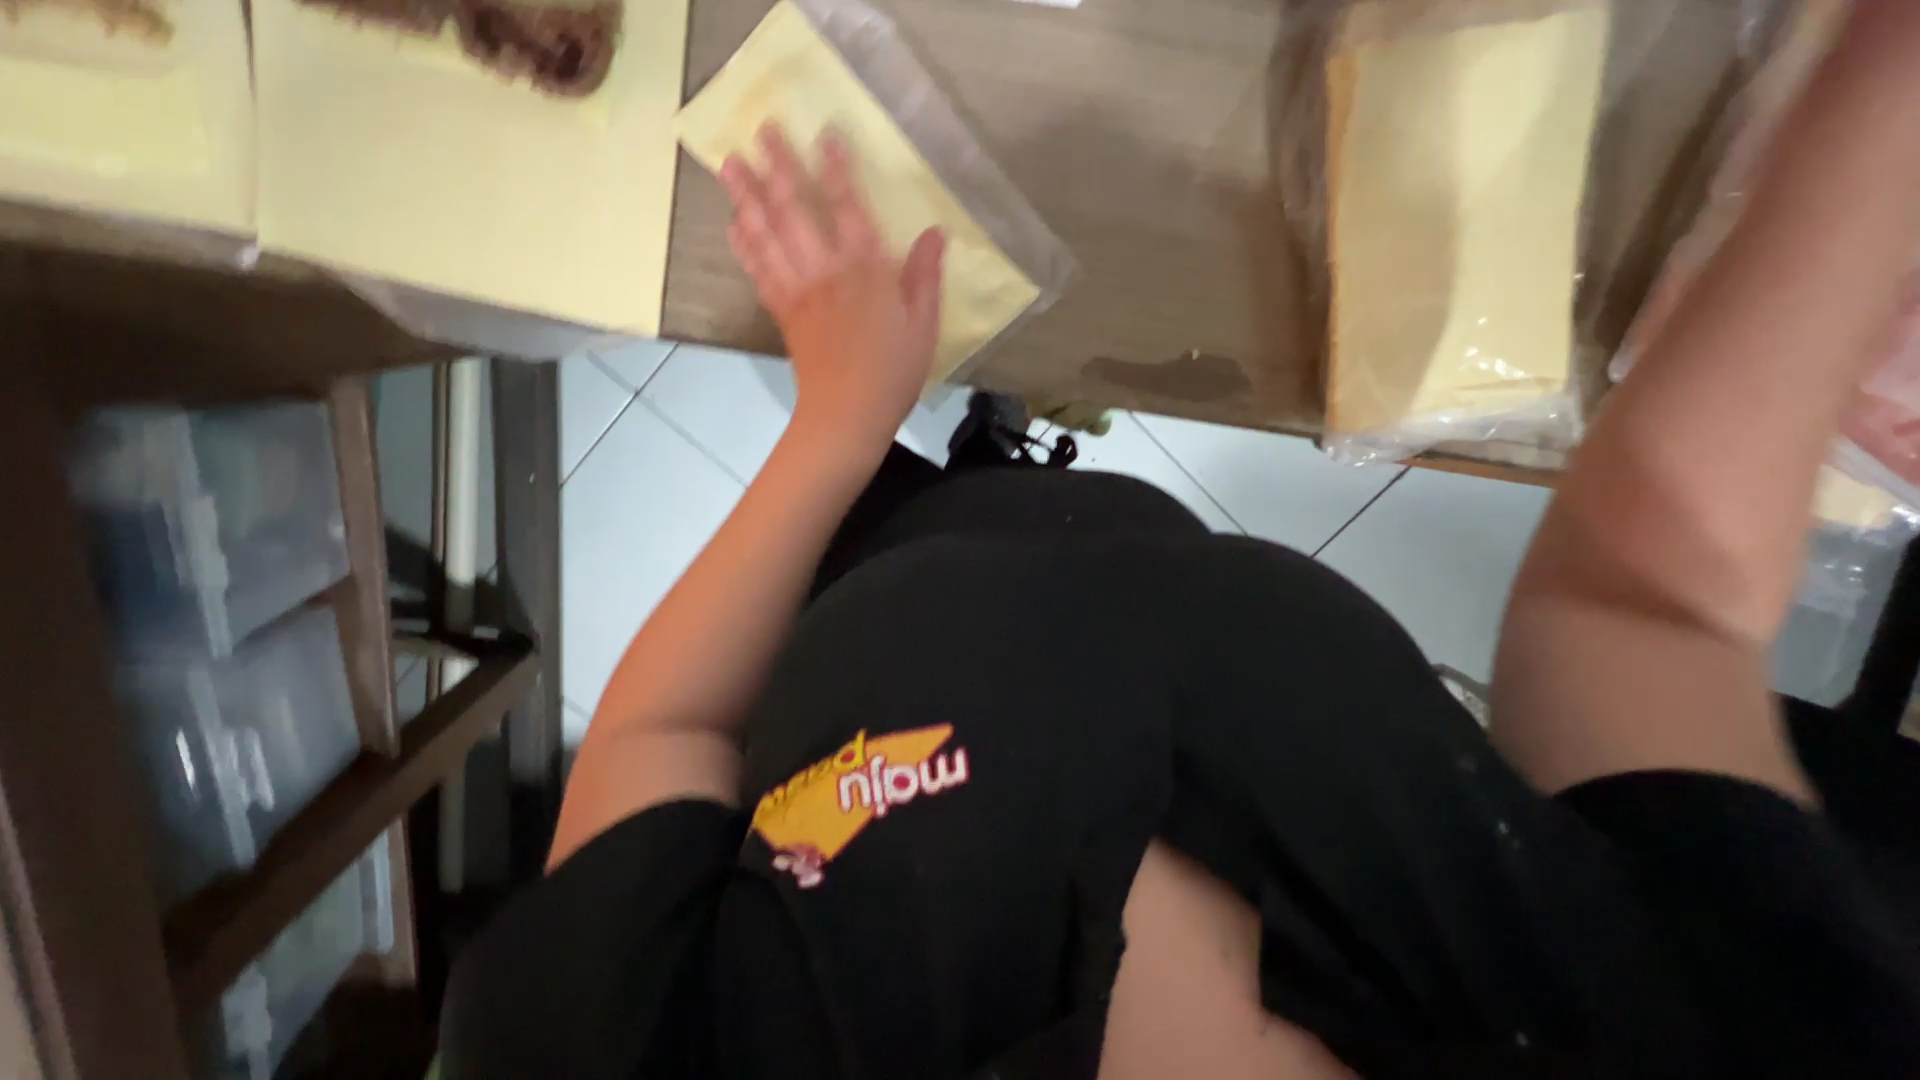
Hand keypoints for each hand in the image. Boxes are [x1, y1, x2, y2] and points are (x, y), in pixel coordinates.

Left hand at [721, 124, 945, 455]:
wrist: (846, 415)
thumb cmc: (892, 372)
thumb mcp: (923, 325)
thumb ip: (925, 276)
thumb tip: (935, 232)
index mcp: (866, 270)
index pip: (849, 207)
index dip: (837, 168)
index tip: (824, 133)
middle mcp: (825, 270)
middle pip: (796, 209)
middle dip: (778, 167)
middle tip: (761, 130)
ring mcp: (797, 290)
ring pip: (767, 234)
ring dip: (746, 196)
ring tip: (729, 163)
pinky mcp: (782, 311)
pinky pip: (758, 270)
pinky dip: (744, 245)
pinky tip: (734, 224)